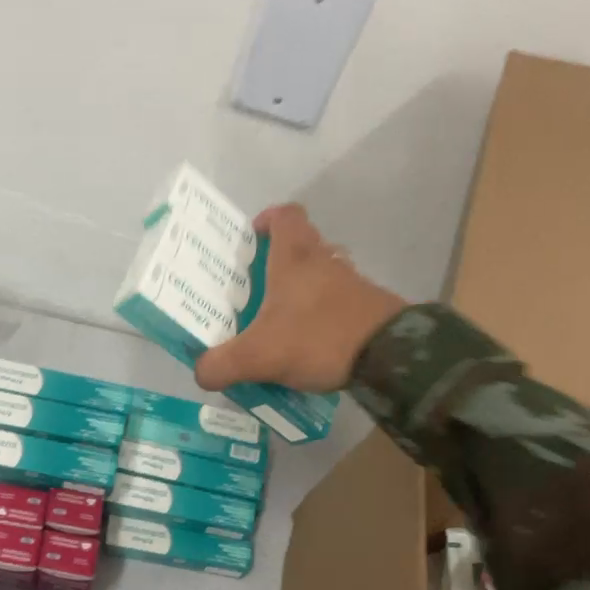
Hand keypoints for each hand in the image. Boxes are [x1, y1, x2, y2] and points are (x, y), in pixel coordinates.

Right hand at [195, 204, 408, 393]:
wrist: (388, 355)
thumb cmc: (317, 338)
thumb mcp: (258, 356)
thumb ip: (222, 365)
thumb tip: (201, 373)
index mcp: (295, 258)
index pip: (286, 215)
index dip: (269, 220)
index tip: (253, 237)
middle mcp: (324, 261)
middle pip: (303, 245)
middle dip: (279, 262)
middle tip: (257, 289)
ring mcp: (351, 283)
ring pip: (321, 274)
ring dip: (302, 291)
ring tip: (280, 321)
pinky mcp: (368, 307)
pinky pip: (338, 302)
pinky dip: (322, 315)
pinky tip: (310, 344)